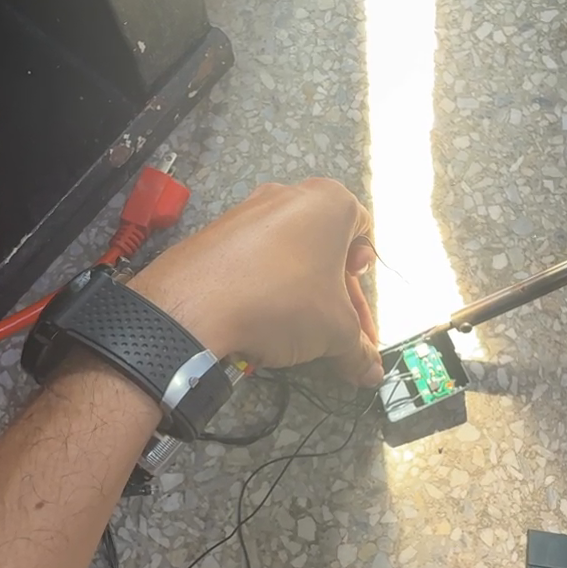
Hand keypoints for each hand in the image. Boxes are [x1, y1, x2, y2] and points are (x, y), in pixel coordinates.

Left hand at [128, 178, 382, 384]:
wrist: (194, 304)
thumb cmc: (284, 300)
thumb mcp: (335, 331)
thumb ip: (359, 351)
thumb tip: (372, 374)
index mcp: (329, 201)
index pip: (364, 230)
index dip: (365, 275)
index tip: (355, 305)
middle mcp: (290, 193)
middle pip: (326, 244)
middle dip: (335, 292)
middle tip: (334, 330)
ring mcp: (248, 208)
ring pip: (289, 251)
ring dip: (301, 289)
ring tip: (295, 329)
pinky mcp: (215, 230)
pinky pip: (254, 256)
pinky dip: (266, 283)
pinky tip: (260, 317)